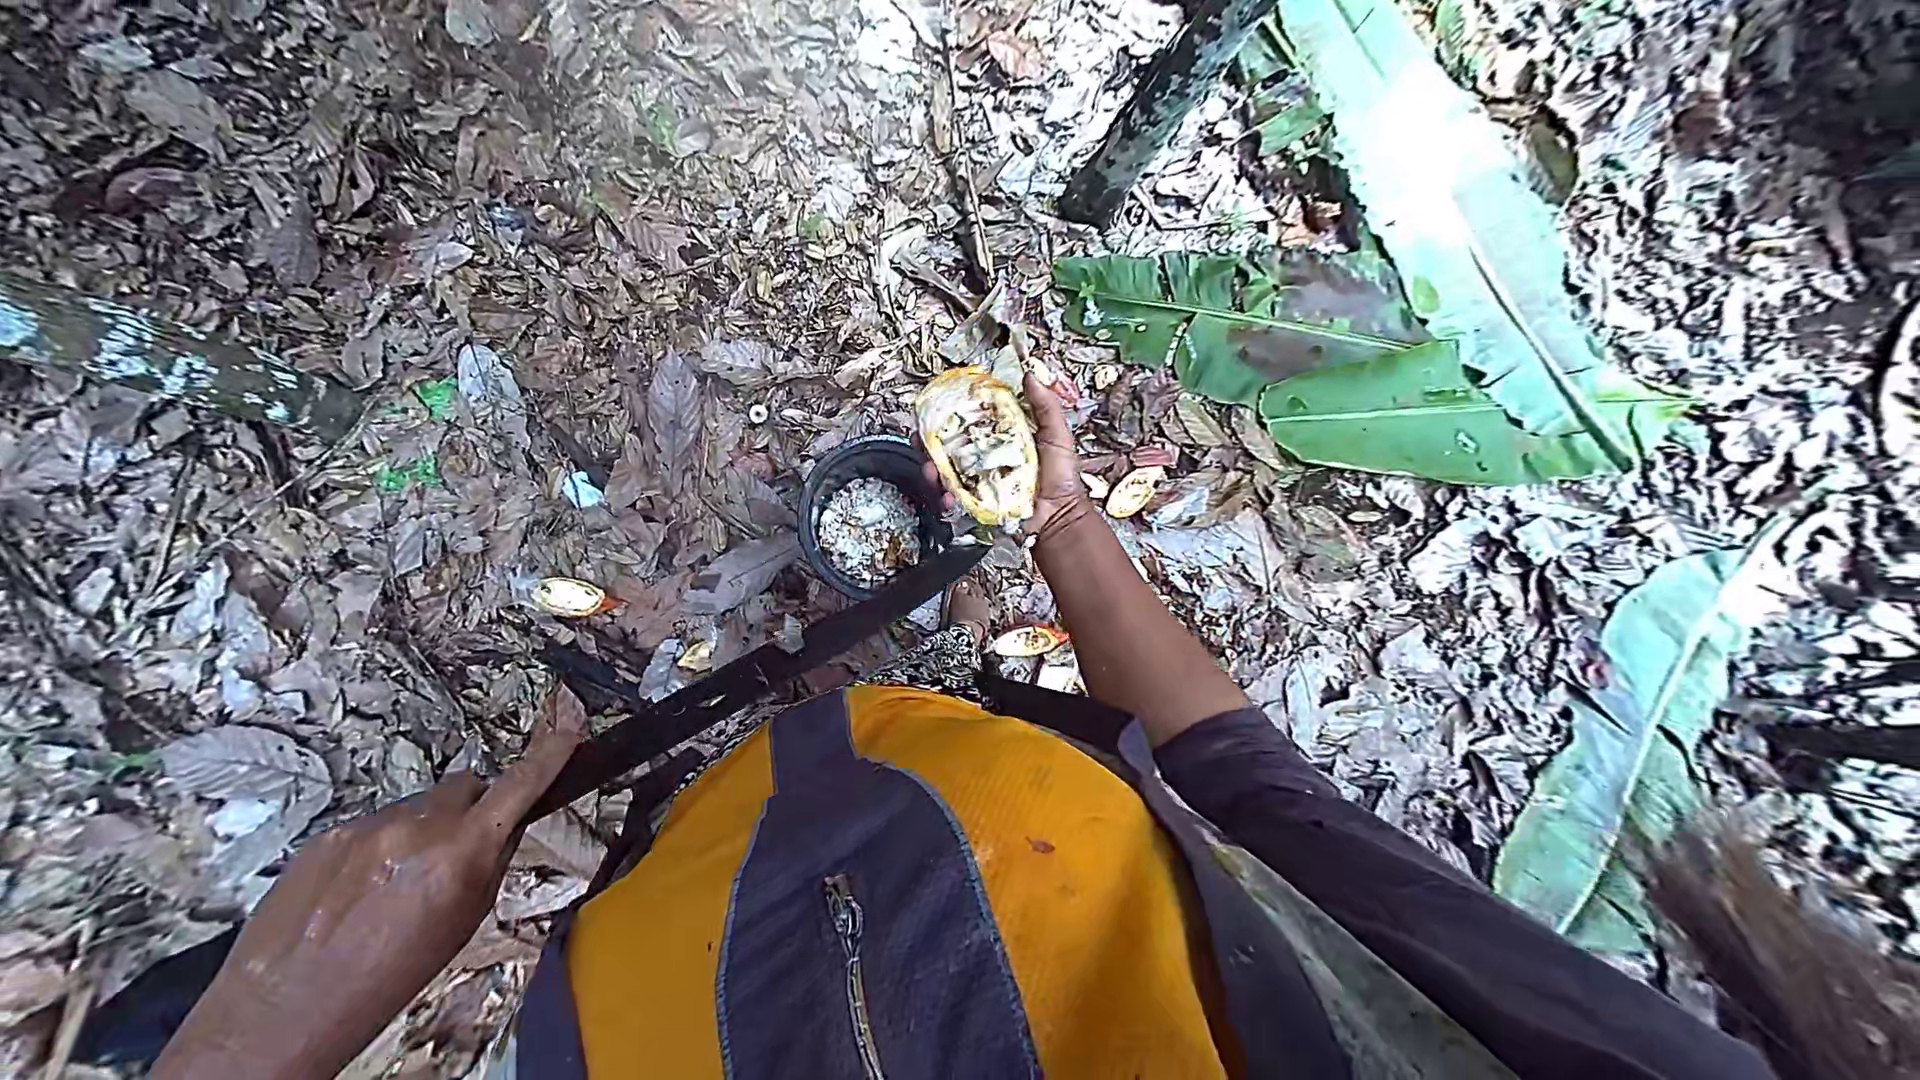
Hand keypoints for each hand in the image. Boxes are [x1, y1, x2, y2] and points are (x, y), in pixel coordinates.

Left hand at [154, 687, 587, 1079]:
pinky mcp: (327, 833)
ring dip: (422, 828)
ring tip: (393, 882)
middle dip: (470, 808)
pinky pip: (376, 821)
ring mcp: (366, 826)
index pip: (521, 784)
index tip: (570, 723)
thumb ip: (491, 860)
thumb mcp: (466, 918)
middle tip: (454, 850)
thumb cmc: (387, 978)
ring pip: (420, 804)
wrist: (275, 1019)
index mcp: (460, 853)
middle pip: (467, 786)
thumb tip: (504, 826)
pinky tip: (358, 887)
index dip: (552, 751)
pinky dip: (380, 844)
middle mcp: (416, 827)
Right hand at [919, 372, 1093, 542]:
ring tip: (931, 470)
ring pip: (945, 469)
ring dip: (931, 467)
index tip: (937, 406)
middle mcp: (987, 456)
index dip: (952, 413)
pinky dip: (944, 494)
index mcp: (1002, 436)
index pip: (972, 420)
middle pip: (950, 444)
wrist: (1059, 517)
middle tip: (921, 438)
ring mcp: (980, 479)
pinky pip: (953, 495)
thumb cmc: (1061, 478)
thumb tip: (1030, 375)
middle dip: (930, 441)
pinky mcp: (977, 501)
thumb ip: (1046, 406)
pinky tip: (947, 495)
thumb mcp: (1057, 435)